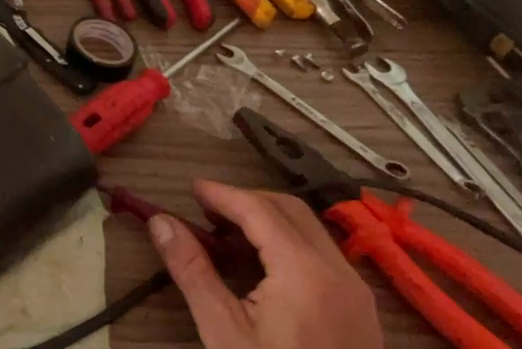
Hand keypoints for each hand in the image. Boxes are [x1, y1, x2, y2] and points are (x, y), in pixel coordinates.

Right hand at [148, 180, 382, 348]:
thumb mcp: (224, 332)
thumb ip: (192, 270)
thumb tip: (160, 221)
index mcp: (305, 272)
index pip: (259, 210)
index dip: (222, 193)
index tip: (190, 189)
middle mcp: (339, 272)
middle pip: (290, 210)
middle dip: (245, 200)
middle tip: (207, 210)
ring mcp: (357, 293)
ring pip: (310, 230)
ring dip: (268, 219)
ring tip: (229, 234)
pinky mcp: (362, 312)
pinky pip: (323, 254)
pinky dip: (289, 241)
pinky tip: (263, 265)